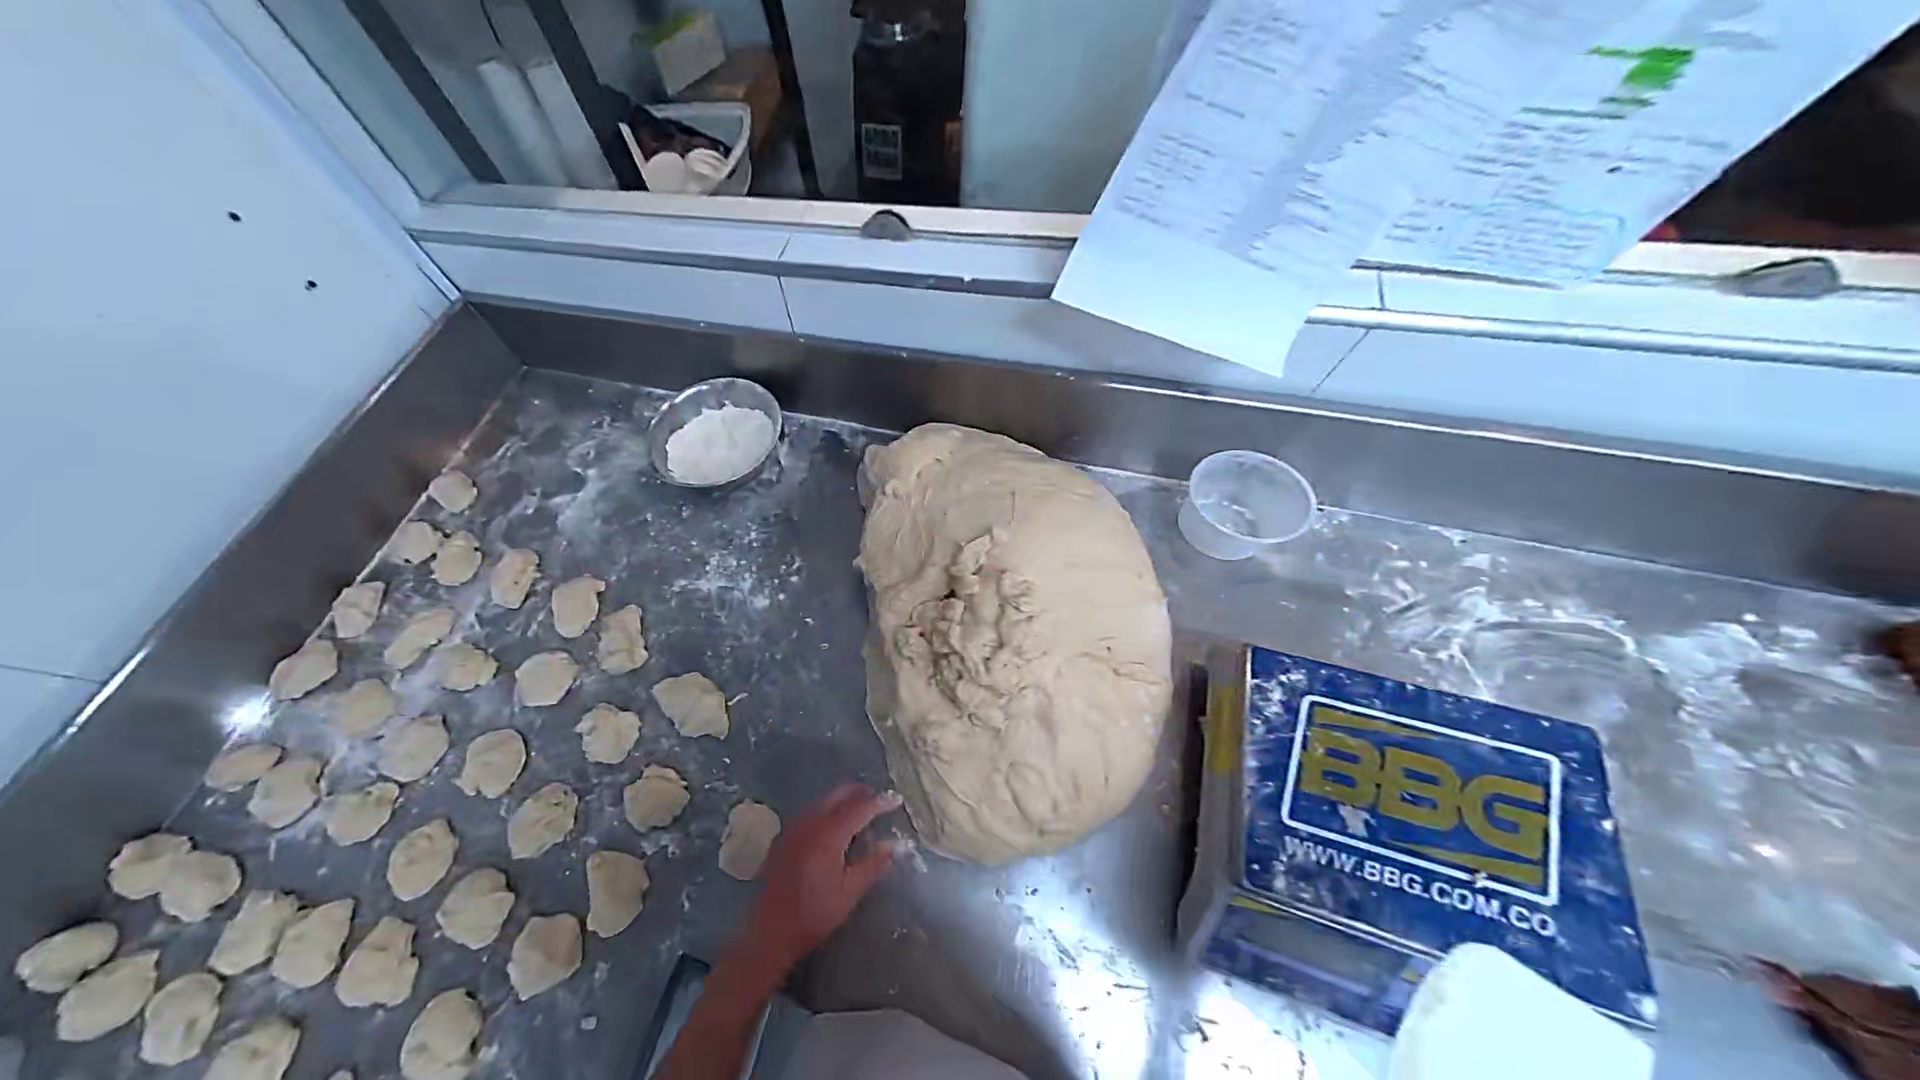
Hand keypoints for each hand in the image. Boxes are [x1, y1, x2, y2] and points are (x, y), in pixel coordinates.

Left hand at [744, 784, 903, 971]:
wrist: (768, 935)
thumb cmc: (813, 915)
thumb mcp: (850, 892)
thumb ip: (874, 864)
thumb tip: (897, 845)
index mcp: (827, 834)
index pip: (860, 807)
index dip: (880, 801)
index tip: (897, 801)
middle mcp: (808, 823)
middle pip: (839, 793)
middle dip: (862, 794)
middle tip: (880, 804)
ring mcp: (792, 828)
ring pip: (824, 801)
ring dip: (844, 802)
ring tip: (861, 819)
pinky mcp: (783, 838)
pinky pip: (811, 813)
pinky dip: (828, 812)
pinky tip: (835, 833)